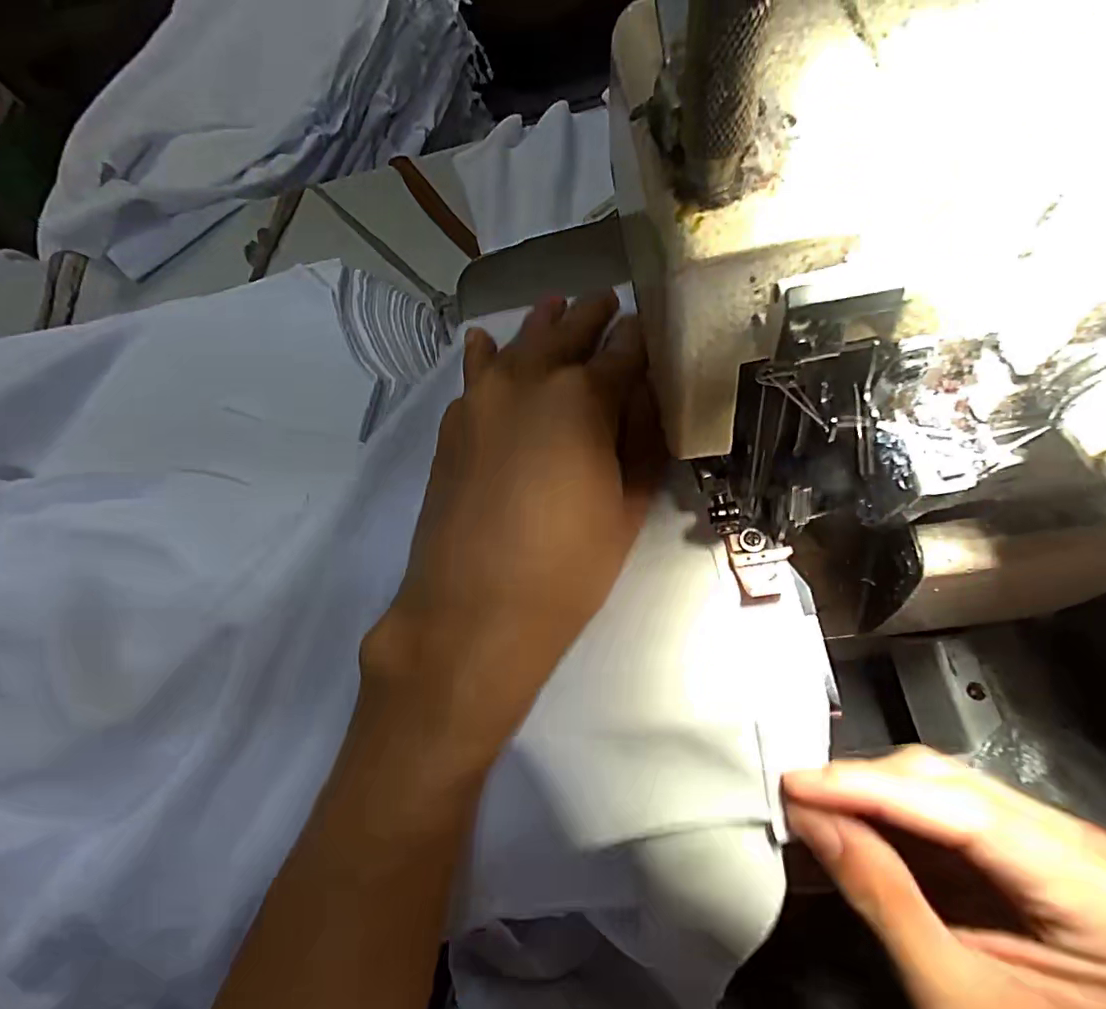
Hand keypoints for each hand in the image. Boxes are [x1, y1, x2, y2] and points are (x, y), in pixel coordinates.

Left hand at [365, 292, 664, 751]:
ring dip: (542, 325)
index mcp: (585, 397)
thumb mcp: (625, 508)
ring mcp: (483, 398)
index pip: (625, 351)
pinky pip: (473, 374)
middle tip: (609, 302)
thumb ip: (641, 442)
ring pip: (517, 344)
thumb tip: (649, 396)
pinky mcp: (453, 424)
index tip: (652, 328)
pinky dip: (486, 355)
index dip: (642, 339)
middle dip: (593, 317)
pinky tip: (487, 344)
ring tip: (557, 307)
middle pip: (568, 333)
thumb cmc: (566, 569)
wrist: (472, 610)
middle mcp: (531, 380)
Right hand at [784, 747, 1105, 1008]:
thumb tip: (813, 818)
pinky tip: (851, 817)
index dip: (876, 790)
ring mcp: (1074, 850)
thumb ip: (884, 901)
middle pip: (963, 789)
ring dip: (877, 794)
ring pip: (953, 788)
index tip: (801, 782)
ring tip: (815, 805)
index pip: (974, 817)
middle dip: (870, 786)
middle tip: (798, 796)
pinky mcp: (1038, 851)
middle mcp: (1104, 860)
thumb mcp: (955, 1002)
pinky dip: (895, 813)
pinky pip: (952, 811)